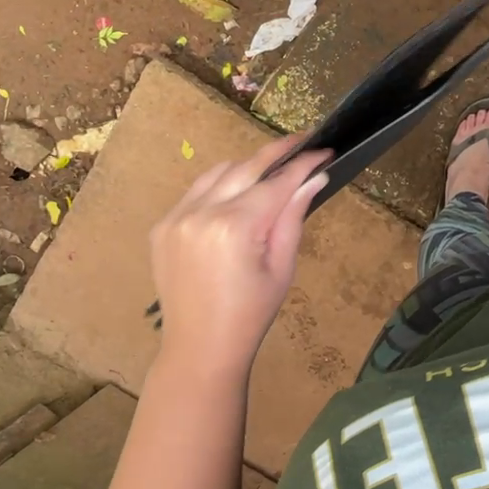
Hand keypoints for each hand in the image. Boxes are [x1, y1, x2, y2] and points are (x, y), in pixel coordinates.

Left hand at [147, 134, 330, 378]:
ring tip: (274, 167)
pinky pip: (196, 191)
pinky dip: (221, 184)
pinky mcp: (163, 226)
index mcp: (236, 227)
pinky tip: (238, 193)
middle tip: (304, 141)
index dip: (304, 163)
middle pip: (247, 166)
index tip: (326, 150)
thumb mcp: (283, 266)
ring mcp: (176, 218)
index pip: (278, 181)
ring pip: (219, 172)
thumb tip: (314, 178)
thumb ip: (294, 216)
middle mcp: (202, 213)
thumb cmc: (252, 312)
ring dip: (248, 166)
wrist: (200, 346)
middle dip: (278, 151)